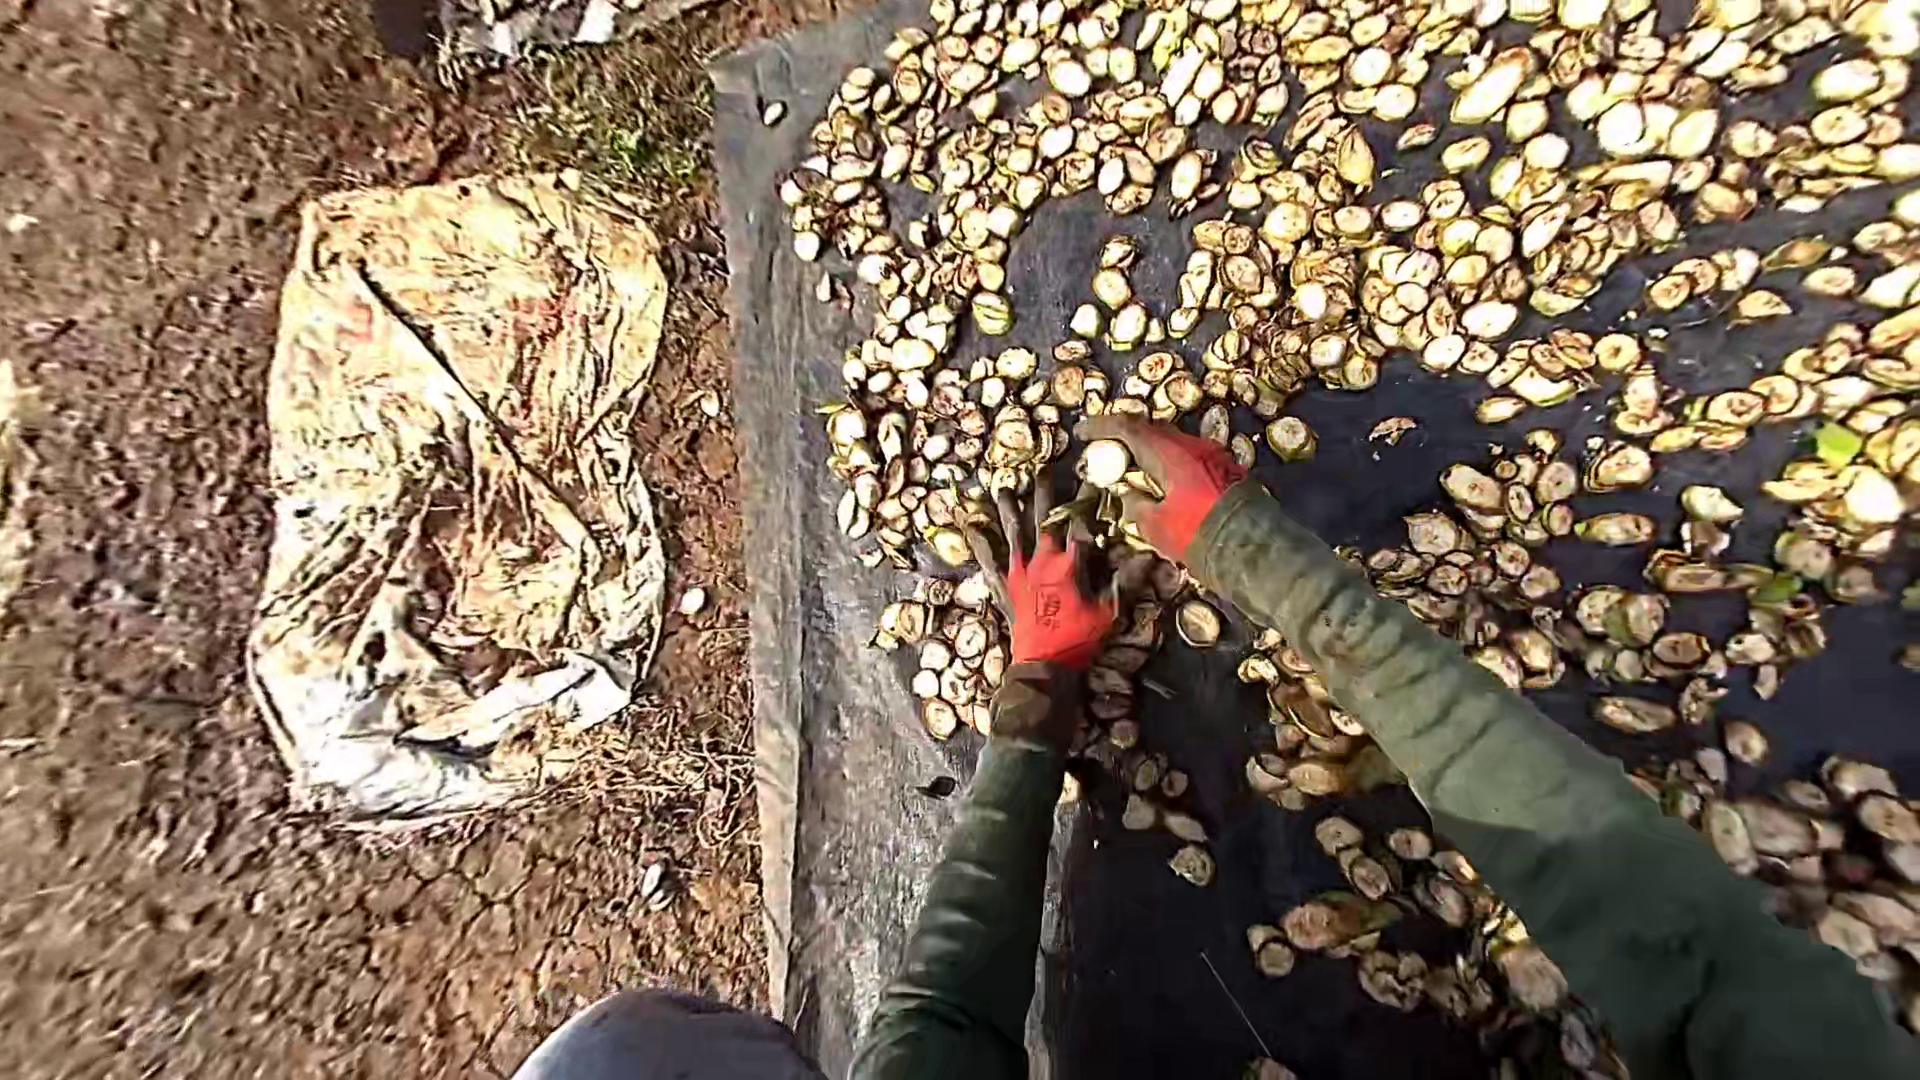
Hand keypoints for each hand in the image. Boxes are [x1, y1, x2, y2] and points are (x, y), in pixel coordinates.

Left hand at [962, 478, 1115, 671]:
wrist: (1043, 665)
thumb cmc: (1078, 639)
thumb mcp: (1109, 612)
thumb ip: (1127, 581)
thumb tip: (1148, 554)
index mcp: (1069, 564)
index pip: (1080, 523)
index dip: (1087, 499)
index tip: (1092, 476)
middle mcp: (1041, 560)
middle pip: (1043, 518)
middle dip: (1045, 492)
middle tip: (1043, 469)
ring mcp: (1019, 571)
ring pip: (1014, 532)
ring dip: (1010, 508)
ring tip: (1004, 487)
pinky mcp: (1004, 585)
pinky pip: (989, 560)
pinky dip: (981, 543)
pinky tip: (972, 528)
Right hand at [1074, 415, 1247, 563]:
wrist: (1255, 550)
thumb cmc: (1199, 537)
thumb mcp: (1156, 526)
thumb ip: (1136, 505)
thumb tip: (1128, 494)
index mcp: (1171, 454)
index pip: (1130, 428)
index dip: (1102, 427)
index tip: (1082, 433)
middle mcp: (1192, 447)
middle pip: (1150, 431)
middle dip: (1123, 439)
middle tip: (1103, 452)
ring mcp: (1211, 456)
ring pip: (1169, 445)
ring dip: (1145, 453)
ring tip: (1127, 470)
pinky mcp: (1222, 471)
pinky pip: (1184, 458)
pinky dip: (1163, 464)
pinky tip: (1156, 482)